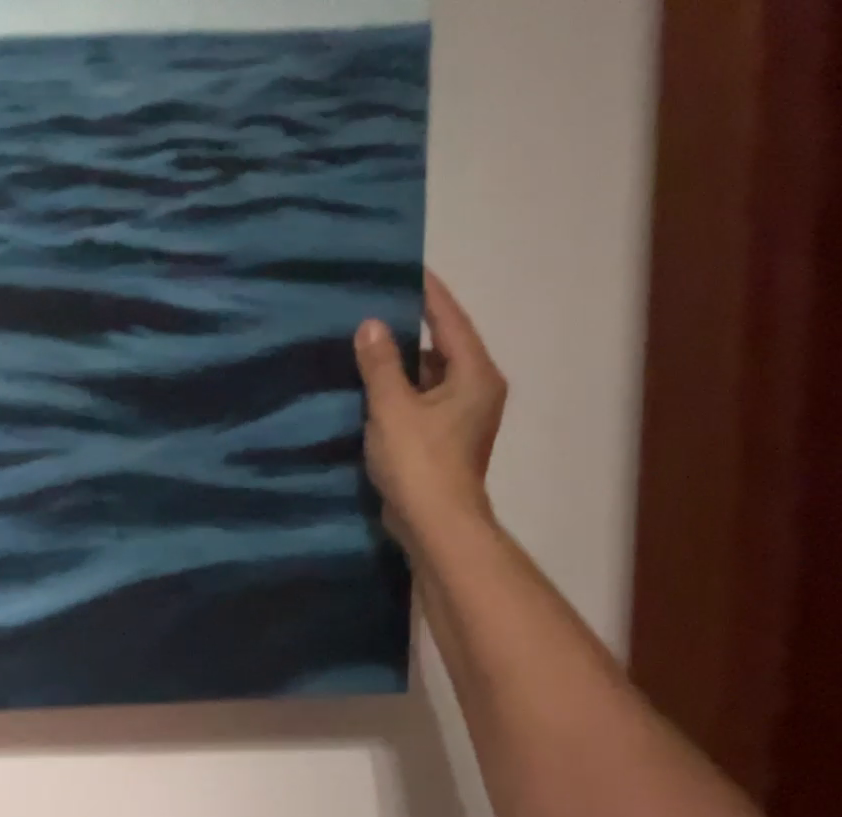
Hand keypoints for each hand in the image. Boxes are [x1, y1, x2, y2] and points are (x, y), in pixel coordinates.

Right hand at [353, 271, 507, 552]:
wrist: (435, 522)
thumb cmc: (419, 460)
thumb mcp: (392, 407)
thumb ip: (380, 365)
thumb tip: (371, 325)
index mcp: (474, 375)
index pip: (451, 321)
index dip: (429, 294)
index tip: (408, 269)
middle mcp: (477, 389)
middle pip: (443, 347)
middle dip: (411, 329)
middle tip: (374, 308)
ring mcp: (462, 417)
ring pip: (429, 377)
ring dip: (401, 364)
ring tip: (364, 346)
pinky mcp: (443, 439)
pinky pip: (420, 400)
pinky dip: (398, 391)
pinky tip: (368, 389)